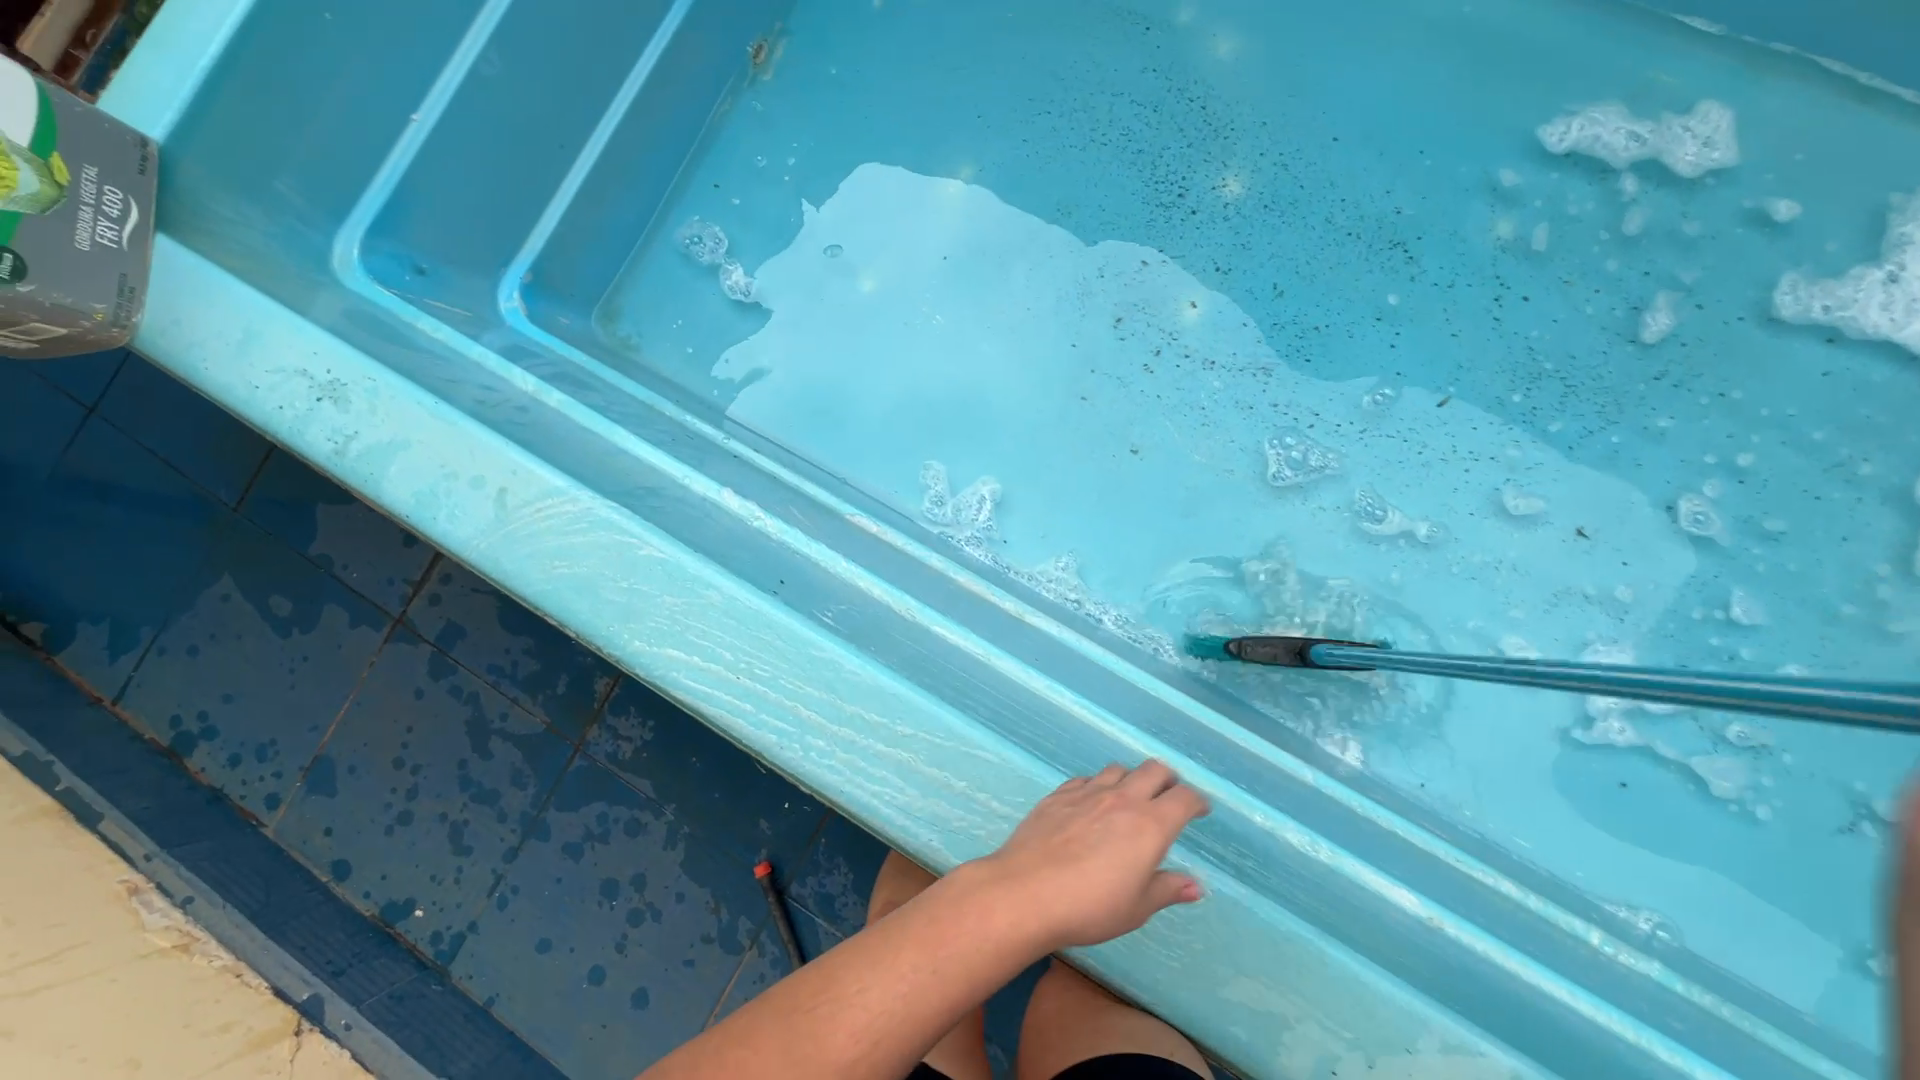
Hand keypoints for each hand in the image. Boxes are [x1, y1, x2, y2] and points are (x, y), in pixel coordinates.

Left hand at [970, 761, 1209, 951]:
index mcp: (1150, 825)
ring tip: (1130, 798)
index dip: (1197, 801)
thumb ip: (1167, 889)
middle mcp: (1122, 799)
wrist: (1025, 892)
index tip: (1199, 810)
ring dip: (1131, 778)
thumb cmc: (1089, 907)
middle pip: (1154, 770)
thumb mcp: (1137, 908)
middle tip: (1169, 797)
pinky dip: (1097, 785)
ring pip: (1118, 769)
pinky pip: (1086, 779)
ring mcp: (1087, 793)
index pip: (1184, 798)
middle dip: (1168, 780)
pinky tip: (1091, 803)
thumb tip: (1196, 885)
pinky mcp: (1058, 795)